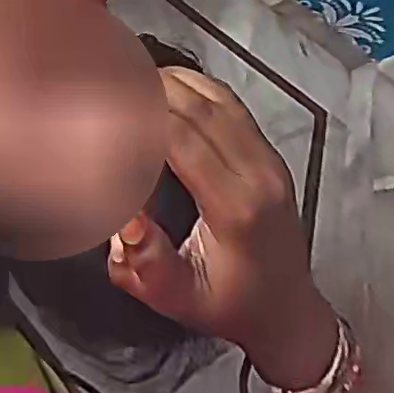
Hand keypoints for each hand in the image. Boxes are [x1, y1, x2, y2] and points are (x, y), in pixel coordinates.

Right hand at [109, 68, 337, 385]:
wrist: (288, 311)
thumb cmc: (228, 304)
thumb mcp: (180, 299)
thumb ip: (148, 264)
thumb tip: (125, 220)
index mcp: (235, 207)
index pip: (183, 137)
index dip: (142, 113)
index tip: (105, 107)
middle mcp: (257, 173)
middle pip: (199, 108)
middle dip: (150, 89)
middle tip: (110, 85)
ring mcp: (268, 159)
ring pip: (215, 97)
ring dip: (171, 82)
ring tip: (131, 80)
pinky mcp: (269, 152)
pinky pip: (229, 102)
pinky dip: (194, 84)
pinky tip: (166, 85)